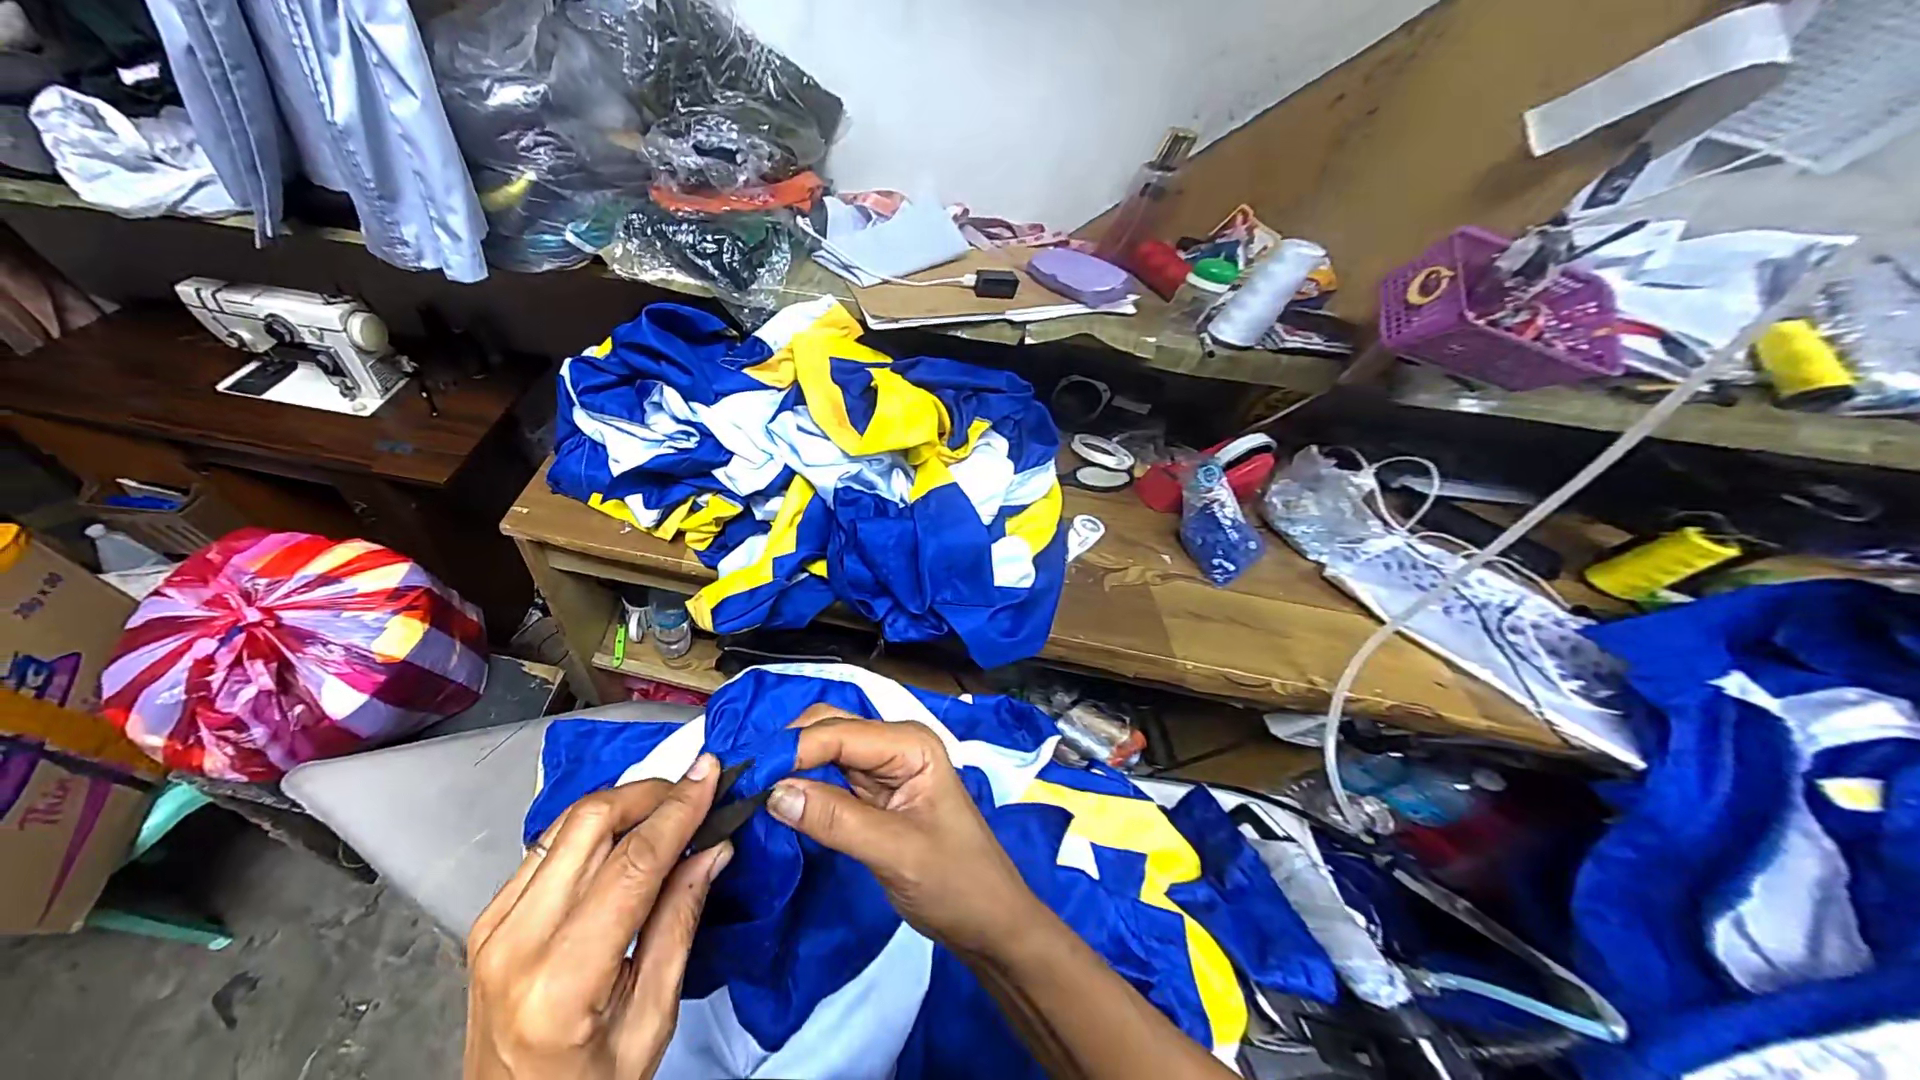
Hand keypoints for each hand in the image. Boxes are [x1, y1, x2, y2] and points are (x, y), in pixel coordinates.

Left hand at [464, 754, 731, 1079]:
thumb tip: (712, 848)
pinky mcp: (489, 918)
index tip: (710, 775)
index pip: (631, 863)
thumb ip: (680, 922)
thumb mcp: (652, 1018)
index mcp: (561, 980)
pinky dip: (596, 824)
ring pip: (567, 823)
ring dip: (625, 801)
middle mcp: (515, 942)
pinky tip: (628, 832)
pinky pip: (550, 844)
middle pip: (589, 823)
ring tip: (669, 806)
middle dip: (650, 792)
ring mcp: (494, 927)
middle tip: (694, 789)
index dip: (678, 810)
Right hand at [768, 712, 1045, 957]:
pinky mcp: (871, 793)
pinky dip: (800, 784)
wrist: (988, 920)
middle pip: (827, 728)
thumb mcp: (897, 852)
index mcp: (910, 744)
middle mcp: (894, 744)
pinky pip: (828, 778)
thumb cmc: (956, 882)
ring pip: (823, 750)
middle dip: (784, 749)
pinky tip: (772, 799)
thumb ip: (836, 820)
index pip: (837, 732)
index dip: (790, 750)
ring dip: (787, 765)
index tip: (743, 776)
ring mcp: (882, 767)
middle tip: (738, 780)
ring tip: (743, 787)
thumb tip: (773, 792)